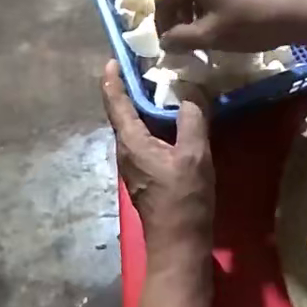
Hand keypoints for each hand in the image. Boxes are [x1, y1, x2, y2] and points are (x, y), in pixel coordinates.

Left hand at [102, 62, 214, 273]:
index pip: (115, 103)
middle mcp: (126, 151)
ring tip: (162, 86)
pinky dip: (154, 123)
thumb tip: (191, 90)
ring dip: (143, 106)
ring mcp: (135, 164)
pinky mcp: (146, 174)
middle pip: (123, 113)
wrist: (178, 246)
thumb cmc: (183, 200)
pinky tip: (173, 119)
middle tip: (145, 65)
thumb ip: (193, 119)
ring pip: (134, 127)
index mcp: (131, 142)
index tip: (113, 59)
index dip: (112, 80)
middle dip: (130, 88)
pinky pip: (145, 139)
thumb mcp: (194, 156)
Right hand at [153, 0, 306, 53]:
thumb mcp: (211, 34)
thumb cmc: (250, 19)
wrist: (303, 4)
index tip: (169, 45)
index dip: (162, 23)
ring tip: (204, 30)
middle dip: (178, 14)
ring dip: (194, 7)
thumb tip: (165, 43)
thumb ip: (180, 39)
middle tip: (185, 39)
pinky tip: (223, 17)